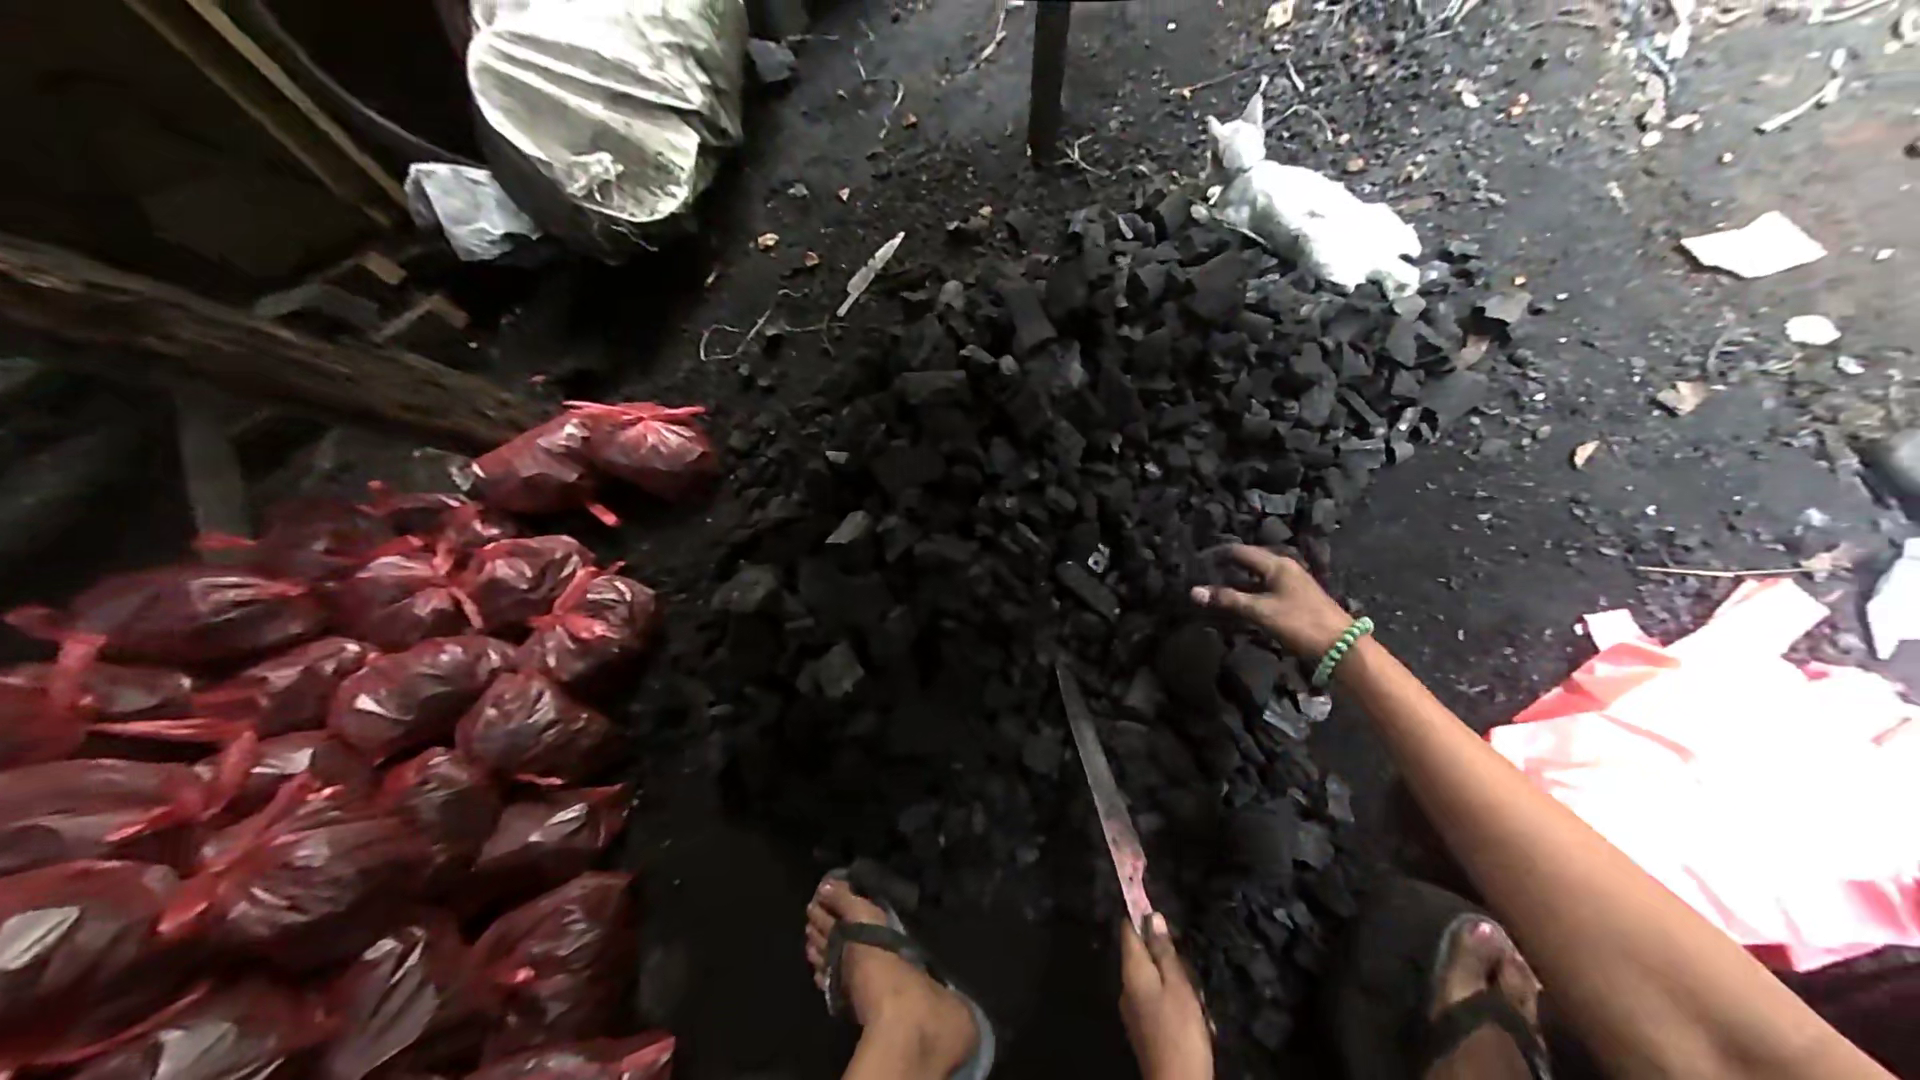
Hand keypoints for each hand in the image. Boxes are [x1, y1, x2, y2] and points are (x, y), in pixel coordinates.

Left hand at [1119, 912, 1212, 1079]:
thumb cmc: (1179, 1031)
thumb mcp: (1178, 986)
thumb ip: (1164, 951)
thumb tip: (1152, 917)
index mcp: (1131, 970)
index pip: (1128, 930)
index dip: (1140, 915)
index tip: (1158, 907)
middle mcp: (1125, 985)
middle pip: (1141, 953)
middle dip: (1165, 955)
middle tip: (1188, 971)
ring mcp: (1132, 1008)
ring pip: (1152, 977)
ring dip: (1173, 981)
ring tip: (1194, 999)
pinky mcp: (1143, 1026)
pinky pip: (1156, 999)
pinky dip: (1173, 1001)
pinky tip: (1192, 1016)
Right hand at [1189, 545, 1353, 657]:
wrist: (1341, 648)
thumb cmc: (1299, 623)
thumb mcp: (1260, 611)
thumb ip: (1227, 599)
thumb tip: (1194, 591)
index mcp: (1276, 564)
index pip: (1238, 551)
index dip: (1216, 555)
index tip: (1195, 562)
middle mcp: (1283, 568)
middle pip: (1247, 563)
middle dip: (1223, 569)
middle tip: (1200, 577)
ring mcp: (1289, 584)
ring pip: (1254, 579)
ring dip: (1233, 585)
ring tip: (1211, 593)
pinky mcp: (1293, 600)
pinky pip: (1262, 591)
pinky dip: (1246, 595)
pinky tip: (1234, 606)